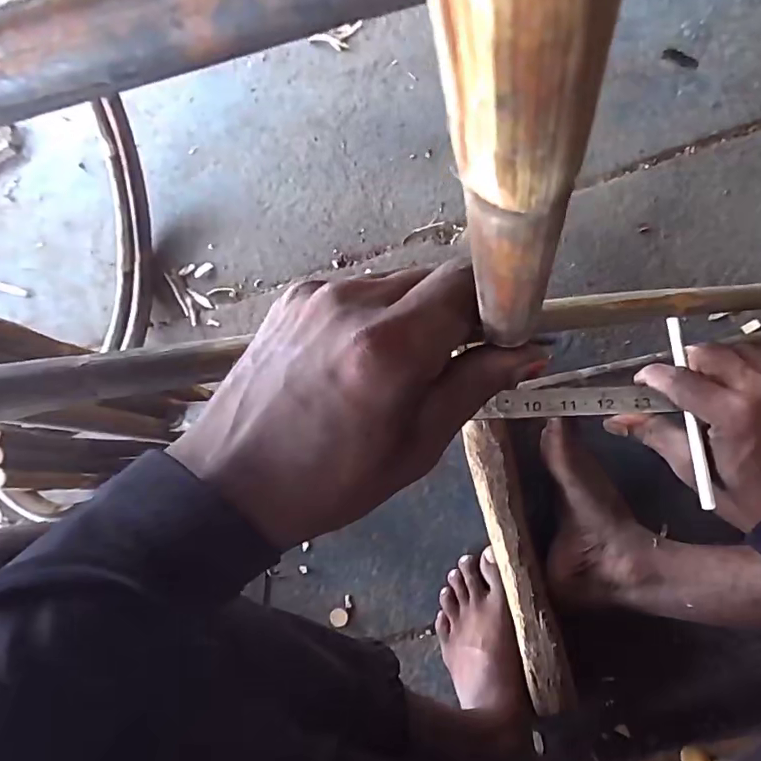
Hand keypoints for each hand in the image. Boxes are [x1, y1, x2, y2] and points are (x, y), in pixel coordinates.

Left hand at [169, 262, 546, 547]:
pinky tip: (371, 352)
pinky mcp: (296, 295)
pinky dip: (385, 311)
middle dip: (463, 307)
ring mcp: (319, 293)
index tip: (506, 332)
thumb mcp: (419, 445)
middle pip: (436, 276)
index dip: (496, 300)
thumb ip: (475, 385)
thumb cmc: (335, 480)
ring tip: (414, 359)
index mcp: (389, 348)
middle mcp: (353, 302)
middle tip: (467, 352)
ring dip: (424, 310)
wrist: (228, 484)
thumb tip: (531, 352)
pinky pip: (364, 289)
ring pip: (401, 280)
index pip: (465, 283)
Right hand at [604, 344, 760, 532]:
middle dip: (687, 362)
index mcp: (731, 414)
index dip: (656, 375)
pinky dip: (754, 363)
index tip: (643, 380)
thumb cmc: (744, 499)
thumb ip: (658, 436)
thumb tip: (619, 420)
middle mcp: (759, 390)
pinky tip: (745, 380)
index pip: (682, 380)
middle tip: (677, 381)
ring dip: (719, 359)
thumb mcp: (695, 471)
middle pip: (712, 353)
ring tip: (709, 380)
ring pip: (742, 349)